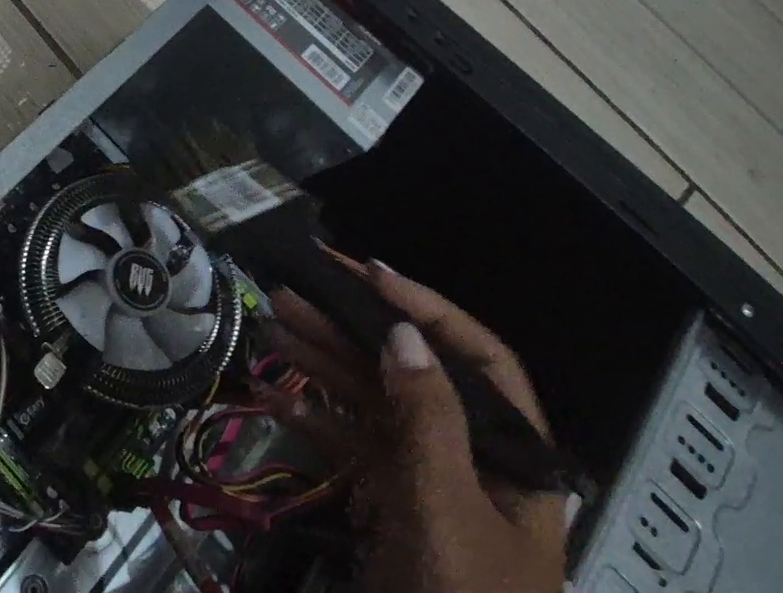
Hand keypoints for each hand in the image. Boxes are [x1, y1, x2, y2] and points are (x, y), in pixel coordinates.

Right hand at [259, 263, 566, 592]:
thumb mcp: (445, 509)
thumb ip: (425, 419)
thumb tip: (402, 335)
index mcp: (511, 454)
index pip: (476, 359)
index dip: (427, 309)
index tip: (369, 272)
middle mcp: (471, 454)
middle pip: (412, 371)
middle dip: (353, 325)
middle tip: (295, 285)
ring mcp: (427, 477)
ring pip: (372, 400)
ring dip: (322, 360)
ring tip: (272, 321)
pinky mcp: (389, 499)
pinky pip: (349, 442)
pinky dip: (311, 416)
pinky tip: (271, 395)